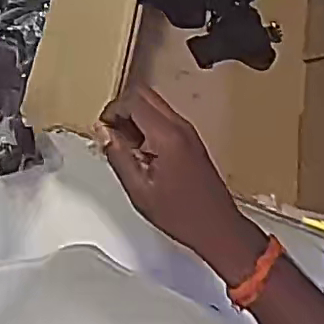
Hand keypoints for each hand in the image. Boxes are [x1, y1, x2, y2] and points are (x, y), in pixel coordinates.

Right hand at [101, 84, 268, 278]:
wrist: (221, 230)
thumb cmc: (182, 215)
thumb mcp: (140, 190)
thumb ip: (117, 155)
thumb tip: (102, 131)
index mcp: (167, 136)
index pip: (132, 101)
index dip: (112, 111)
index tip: (104, 130)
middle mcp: (179, 126)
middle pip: (143, 93)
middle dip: (122, 107)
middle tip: (112, 132)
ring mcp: (187, 130)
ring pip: (152, 102)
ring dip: (134, 115)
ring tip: (127, 145)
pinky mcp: (190, 138)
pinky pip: (162, 116)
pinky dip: (146, 123)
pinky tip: (143, 151)